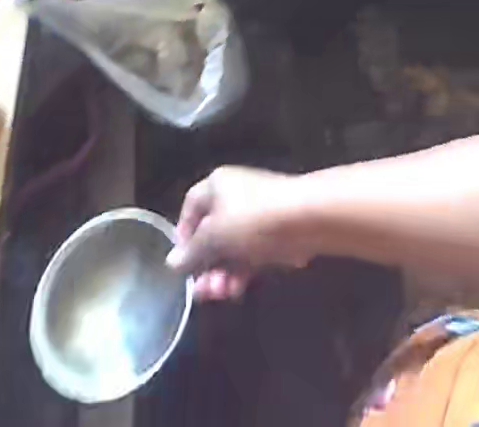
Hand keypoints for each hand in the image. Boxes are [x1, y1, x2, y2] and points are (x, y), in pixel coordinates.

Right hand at [166, 166, 310, 300]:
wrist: (307, 217)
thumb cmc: (253, 219)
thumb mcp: (214, 236)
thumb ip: (192, 251)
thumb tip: (171, 261)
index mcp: (217, 185)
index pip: (190, 208)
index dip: (183, 235)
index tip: (181, 264)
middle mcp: (235, 195)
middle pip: (211, 232)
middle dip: (205, 264)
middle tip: (203, 291)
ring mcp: (256, 214)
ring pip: (232, 248)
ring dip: (223, 273)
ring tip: (222, 293)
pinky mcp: (275, 232)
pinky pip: (252, 253)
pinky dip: (243, 271)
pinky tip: (239, 289)